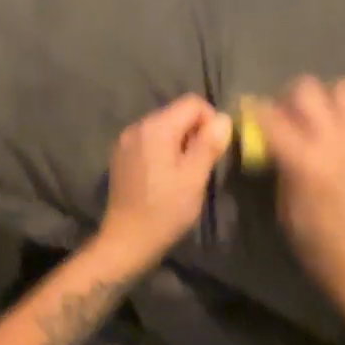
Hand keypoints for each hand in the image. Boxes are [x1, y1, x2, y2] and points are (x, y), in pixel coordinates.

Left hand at [97, 95, 232, 265]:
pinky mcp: (120, 156)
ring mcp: (125, 141)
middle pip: (176, 114)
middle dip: (194, 134)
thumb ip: (209, 144)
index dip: (210, 121)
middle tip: (200, 167)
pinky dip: (162, 152)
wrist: (126, 240)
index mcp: (155, 128)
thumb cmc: (164, 211)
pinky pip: (149, 142)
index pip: (192, 103)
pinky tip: (164, 178)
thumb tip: (223, 119)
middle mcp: (136, 127)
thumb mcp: (194, 178)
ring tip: (183, 175)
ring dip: (179, 144)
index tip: (214, 150)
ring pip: (163, 128)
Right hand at [258, 77, 344, 317]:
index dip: (255, 109)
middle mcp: (333, 139)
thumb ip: (282, 169)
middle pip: (307, 89)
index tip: (252, 112)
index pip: (270, 116)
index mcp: (302, 158)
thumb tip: (277, 146)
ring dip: (332, 99)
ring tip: (328, 116)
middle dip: (292, 96)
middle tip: (290, 112)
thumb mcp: (284, 206)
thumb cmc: (315, 241)